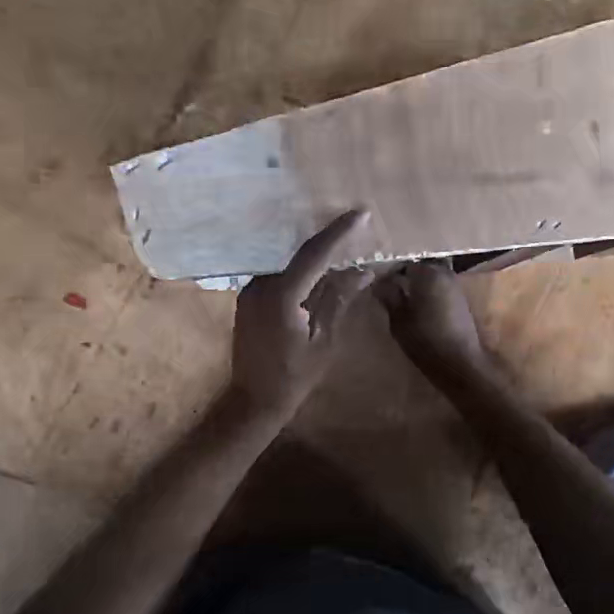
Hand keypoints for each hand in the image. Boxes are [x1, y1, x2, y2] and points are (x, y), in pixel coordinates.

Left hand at [229, 211, 372, 418]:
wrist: (254, 400)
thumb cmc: (295, 375)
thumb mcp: (325, 339)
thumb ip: (340, 299)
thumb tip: (363, 271)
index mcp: (282, 294)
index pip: (315, 253)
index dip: (339, 231)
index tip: (361, 213)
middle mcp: (262, 283)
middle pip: (300, 252)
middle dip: (329, 238)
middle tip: (356, 224)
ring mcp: (251, 289)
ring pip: (290, 262)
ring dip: (315, 255)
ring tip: (343, 244)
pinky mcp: (249, 297)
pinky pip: (280, 274)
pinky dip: (301, 269)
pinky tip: (319, 269)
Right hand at [373, 260, 489, 382]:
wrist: (459, 362)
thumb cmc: (425, 340)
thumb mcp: (399, 319)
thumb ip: (389, 296)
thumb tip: (378, 282)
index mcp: (428, 273)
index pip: (403, 264)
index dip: (389, 274)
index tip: (378, 286)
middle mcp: (444, 273)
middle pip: (419, 269)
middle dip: (405, 278)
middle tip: (389, 293)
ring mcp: (456, 286)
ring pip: (431, 279)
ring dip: (418, 287)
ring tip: (403, 302)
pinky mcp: (461, 300)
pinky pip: (440, 289)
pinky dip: (430, 294)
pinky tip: (420, 309)